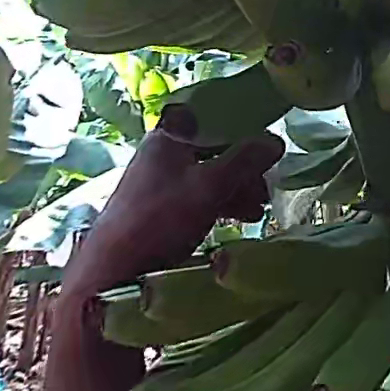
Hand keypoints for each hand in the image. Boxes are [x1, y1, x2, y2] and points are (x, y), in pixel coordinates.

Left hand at [62, 111, 284, 296]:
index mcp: (170, 136)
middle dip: (244, 168)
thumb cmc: (161, 218)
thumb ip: (244, 160)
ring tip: (257, 209)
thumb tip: (276, 140)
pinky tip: (239, 219)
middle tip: (265, 189)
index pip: (214, 119)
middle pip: (213, 149)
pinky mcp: (158, 207)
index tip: (266, 148)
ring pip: (207, 174)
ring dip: (236, 188)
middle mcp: (163, 152)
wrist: (113, 272)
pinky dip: (220, 202)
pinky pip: (197, 195)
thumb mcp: (211, 186)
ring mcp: (159, 180)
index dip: (243, 130)